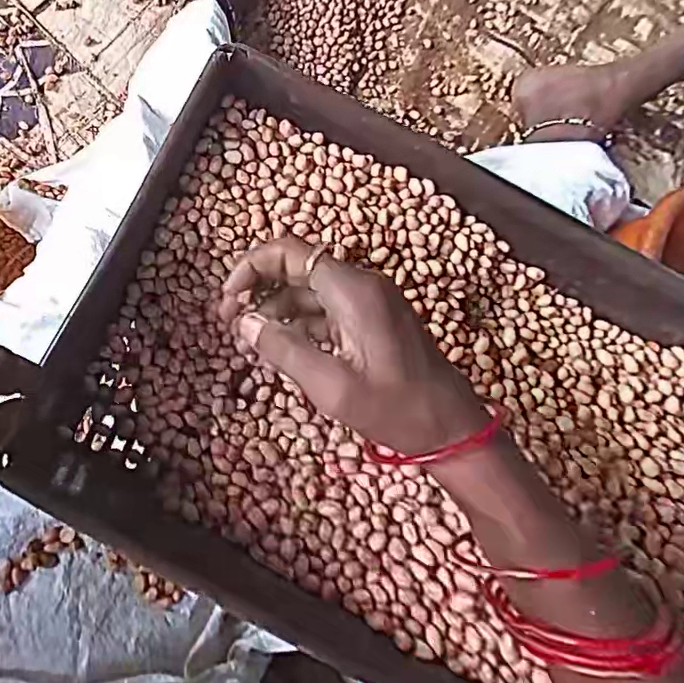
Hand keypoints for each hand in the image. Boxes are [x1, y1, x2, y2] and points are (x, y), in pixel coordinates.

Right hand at [216, 237, 488, 454]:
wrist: (453, 430)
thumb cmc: (396, 410)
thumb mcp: (331, 385)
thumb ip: (282, 348)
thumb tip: (243, 322)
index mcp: (353, 291)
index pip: (288, 252)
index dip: (251, 267)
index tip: (229, 299)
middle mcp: (361, 285)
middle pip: (294, 267)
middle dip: (256, 289)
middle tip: (230, 320)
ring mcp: (367, 302)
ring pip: (306, 290)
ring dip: (273, 309)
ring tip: (249, 341)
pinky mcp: (370, 320)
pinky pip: (322, 309)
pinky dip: (295, 322)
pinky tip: (278, 348)